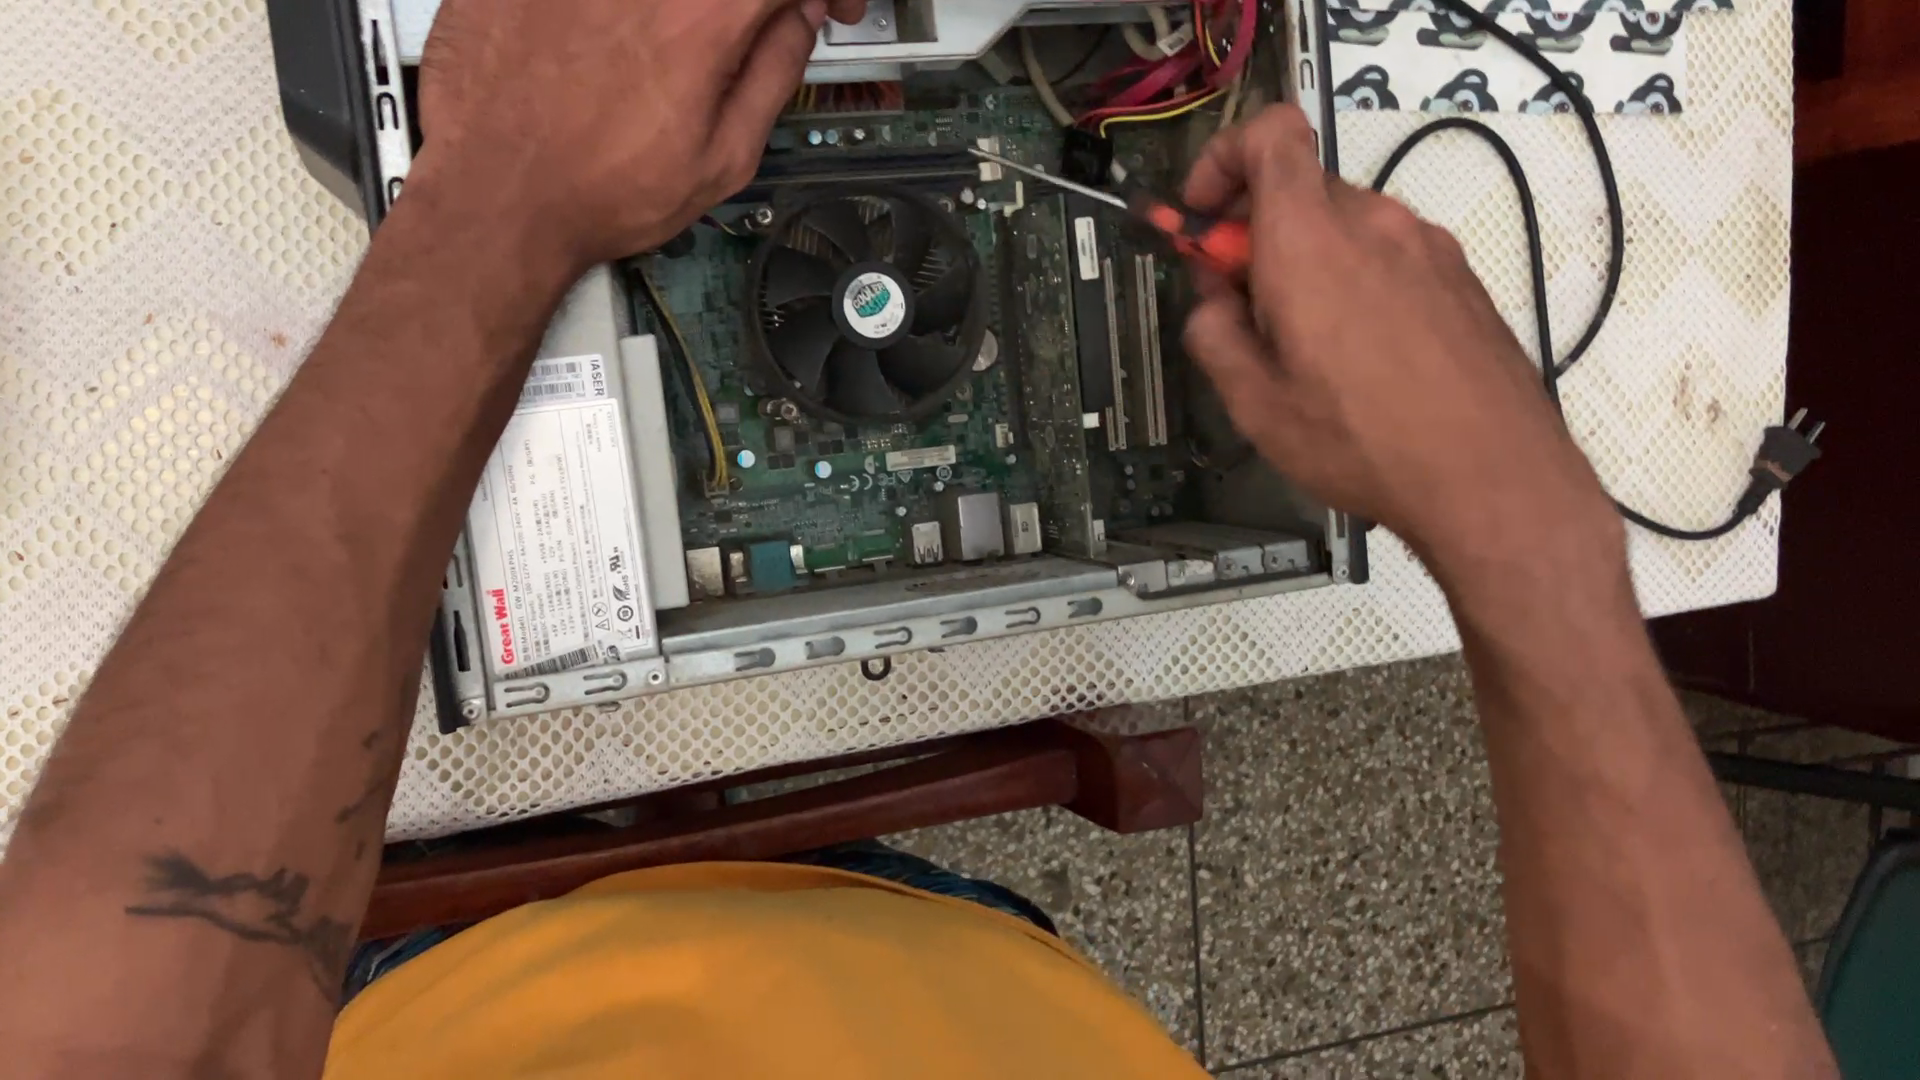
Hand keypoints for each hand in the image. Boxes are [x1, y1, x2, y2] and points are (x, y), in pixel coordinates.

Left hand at [411, 0, 865, 272]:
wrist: (500, 196)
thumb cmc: (604, 191)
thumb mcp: (723, 160)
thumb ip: (774, 77)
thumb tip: (798, 23)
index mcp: (699, 19)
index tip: (828, 8)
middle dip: (759, 0)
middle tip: (766, 23)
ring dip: (696, 12)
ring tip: (690, 46)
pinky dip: (634, 14)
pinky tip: (625, 45)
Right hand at [1179, 105, 1618, 577]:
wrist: (1491, 476)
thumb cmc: (1361, 441)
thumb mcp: (1255, 403)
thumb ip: (1213, 336)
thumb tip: (1212, 304)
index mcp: (1311, 244)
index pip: (1270, 135)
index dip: (1222, 161)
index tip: (1202, 220)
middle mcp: (1375, 225)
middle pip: (1298, 189)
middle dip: (1252, 236)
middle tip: (1238, 309)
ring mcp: (1426, 247)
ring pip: (1342, 226)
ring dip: (1301, 264)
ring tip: (1299, 347)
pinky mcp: (1458, 278)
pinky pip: (1384, 255)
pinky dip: (1348, 281)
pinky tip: (1353, 357)